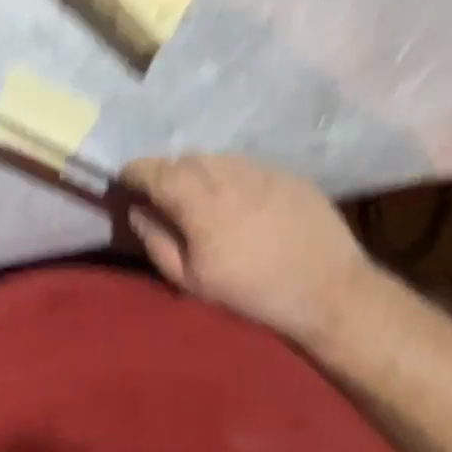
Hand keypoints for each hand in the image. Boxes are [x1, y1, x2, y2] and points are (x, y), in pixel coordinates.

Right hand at [121, 154, 371, 339]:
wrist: (327, 288)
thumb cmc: (251, 292)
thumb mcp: (191, 279)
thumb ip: (156, 241)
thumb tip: (137, 212)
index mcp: (199, 202)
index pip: (154, 170)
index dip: (135, 172)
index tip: (125, 180)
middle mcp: (228, 175)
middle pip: (184, 159)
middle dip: (167, 172)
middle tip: (163, 195)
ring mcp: (261, 170)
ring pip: (216, 159)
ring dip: (200, 173)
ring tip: (202, 199)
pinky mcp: (286, 174)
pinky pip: (246, 166)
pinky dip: (231, 178)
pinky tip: (239, 204)